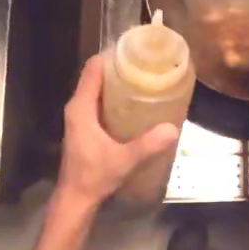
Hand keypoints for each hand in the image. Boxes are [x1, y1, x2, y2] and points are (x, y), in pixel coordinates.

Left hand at [54, 54, 180, 208]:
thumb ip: (147, 145)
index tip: (135, 50)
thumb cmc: (94, 176)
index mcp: (81, 108)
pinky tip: (136, 103)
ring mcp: (80, 118)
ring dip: (118, 83)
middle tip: (148, 65)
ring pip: (99, 90)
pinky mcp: (85, 128)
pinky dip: (116, 97)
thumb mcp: (124, 160)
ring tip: (146, 79)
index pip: (93, 69)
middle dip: (120, 68)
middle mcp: (78, 108)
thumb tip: (173, 128)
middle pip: (97, 76)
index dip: (112, 56)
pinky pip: (100, 102)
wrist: (76, 199)